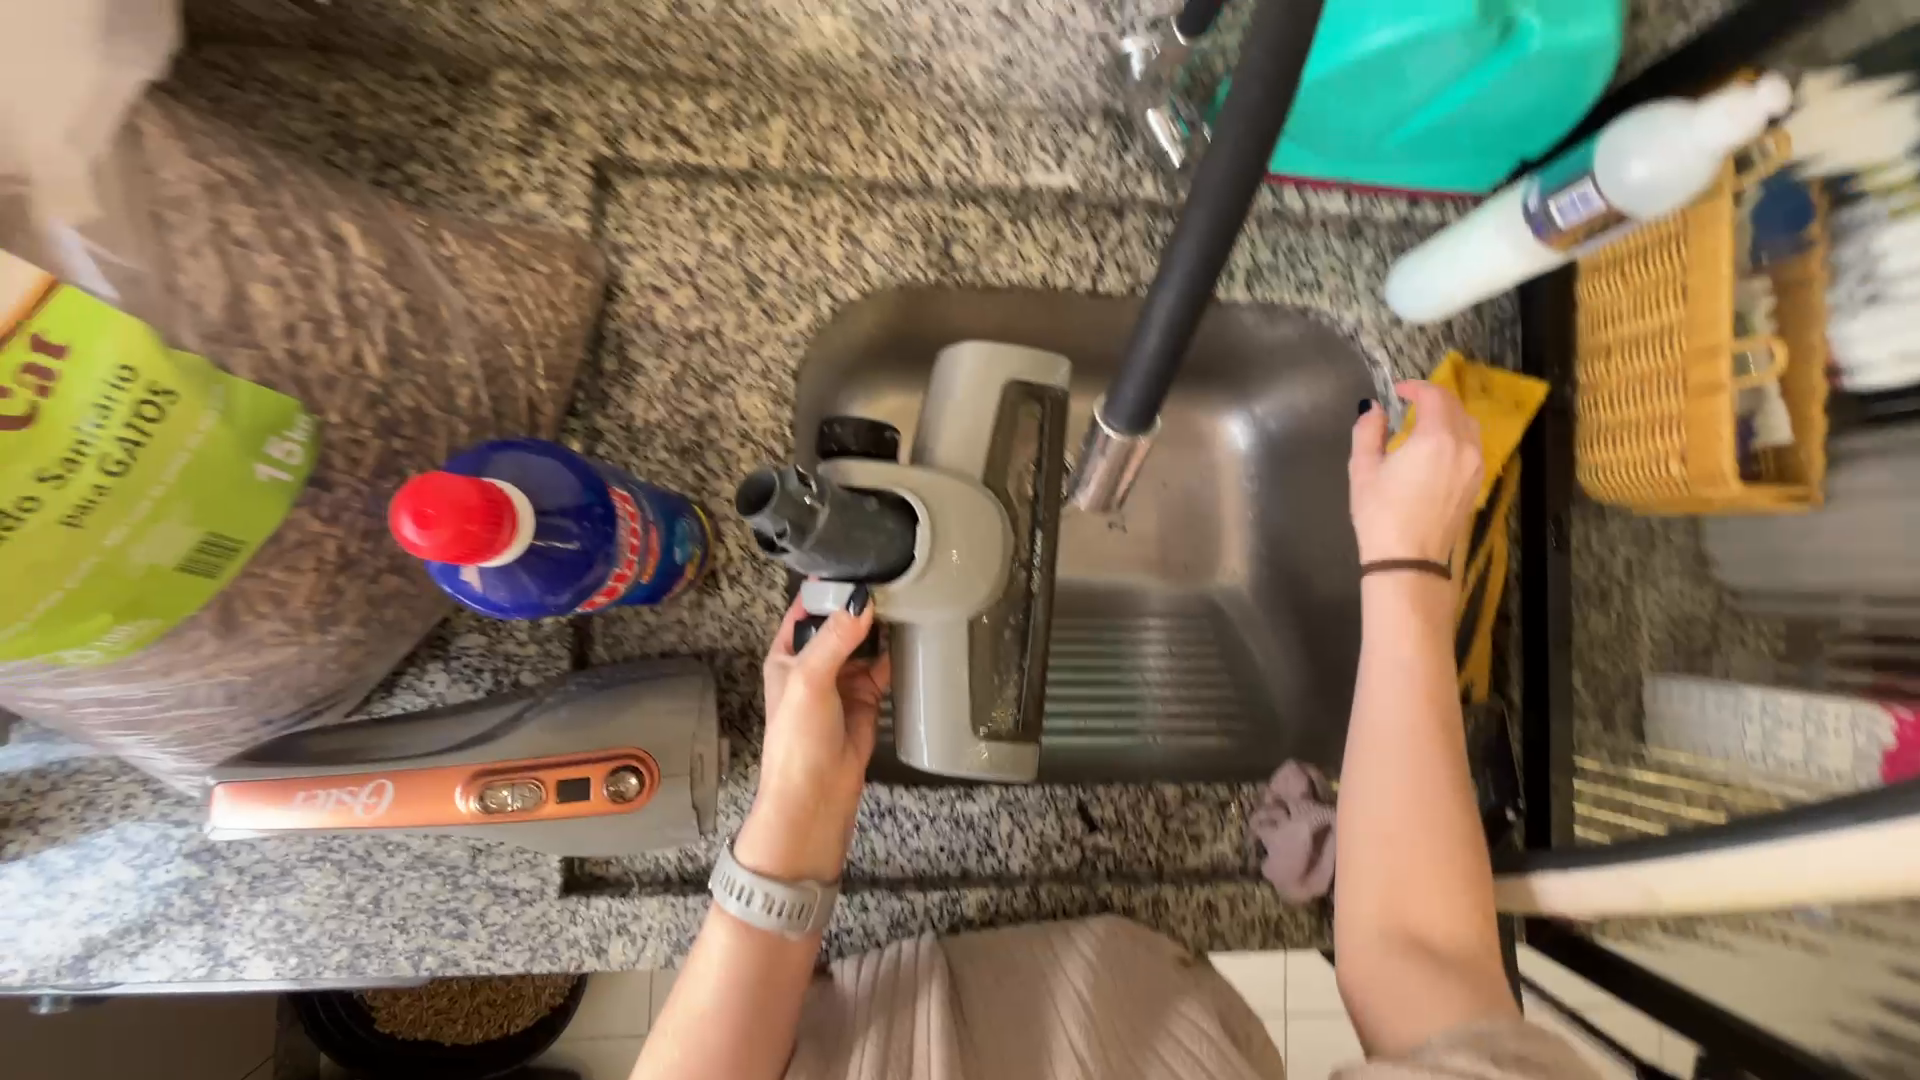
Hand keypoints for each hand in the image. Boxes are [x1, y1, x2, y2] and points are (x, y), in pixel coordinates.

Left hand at [734, 589, 890, 883]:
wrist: (816, 795)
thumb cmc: (797, 737)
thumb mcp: (809, 680)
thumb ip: (835, 638)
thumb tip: (863, 601)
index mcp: (787, 653)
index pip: (805, 608)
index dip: (826, 587)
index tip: (856, 562)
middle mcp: (814, 662)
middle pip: (839, 622)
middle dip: (860, 604)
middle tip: (891, 576)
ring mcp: (842, 679)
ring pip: (865, 641)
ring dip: (881, 626)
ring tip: (907, 596)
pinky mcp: (867, 696)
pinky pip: (884, 666)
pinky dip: (897, 652)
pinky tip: (912, 632)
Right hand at [1349, 380, 1483, 566]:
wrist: (1408, 557)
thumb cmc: (1380, 513)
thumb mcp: (1363, 469)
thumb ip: (1367, 432)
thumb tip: (1372, 409)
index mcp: (1435, 438)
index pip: (1434, 396)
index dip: (1415, 387)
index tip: (1397, 390)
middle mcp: (1463, 446)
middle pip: (1456, 407)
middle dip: (1433, 399)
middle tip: (1409, 403)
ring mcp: (1475, 465)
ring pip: (1468, 426)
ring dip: (1447, 417)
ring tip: (1423, 425)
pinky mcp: (1476, 483)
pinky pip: (1471, 447)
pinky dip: (1455, 437)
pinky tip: (1434, 450)